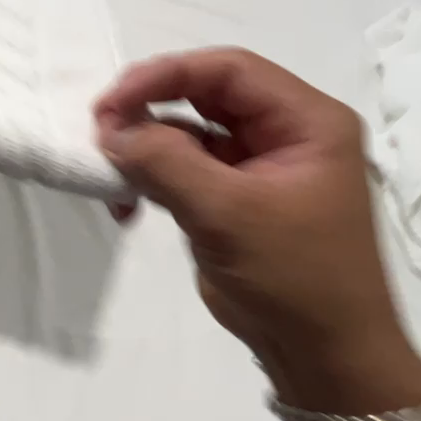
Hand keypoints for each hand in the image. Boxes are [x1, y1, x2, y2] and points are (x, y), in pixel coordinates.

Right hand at [93, 49, 414, 384]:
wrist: (321, 349)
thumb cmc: (292, 275)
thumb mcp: (226, 213)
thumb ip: (167, 163)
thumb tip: (111, 130)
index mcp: (306, 122)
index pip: (229, 71)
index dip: (165, 75)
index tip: (110, 103)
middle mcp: (283, 135)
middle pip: (205, 97)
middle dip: (148, 110)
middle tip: (99, 132)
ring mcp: (255, 169)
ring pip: (187, 136)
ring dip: (143, 151)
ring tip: (109, 176)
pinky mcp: (230, 201)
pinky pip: (182, 172)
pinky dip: (149, 181)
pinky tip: (125, 207)